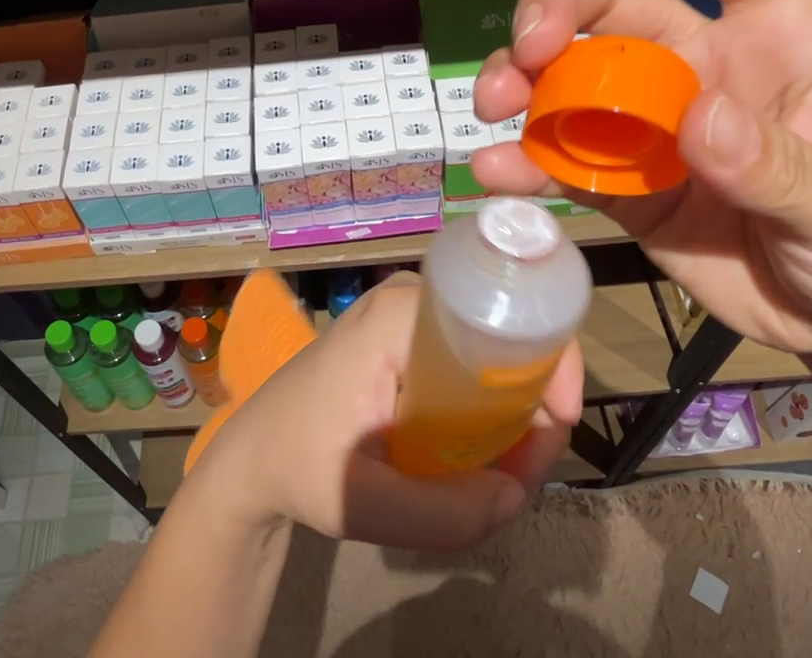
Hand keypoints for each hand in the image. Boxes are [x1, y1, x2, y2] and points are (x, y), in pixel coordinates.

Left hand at [188, 274, 583, 550]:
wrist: (255, 453)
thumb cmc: (301, 467)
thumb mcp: (364, 503)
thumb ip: (443, 514)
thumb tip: (516, 495)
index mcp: (400, 317)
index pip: (502, 316)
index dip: (550, 365)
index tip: (557, 425)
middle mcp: (411, 298)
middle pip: (505, 337)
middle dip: (533, 406)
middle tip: (522, 476)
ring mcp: (409, 311)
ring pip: (493, 352)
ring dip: (514, 413)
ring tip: (498, 478)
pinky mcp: (408, 332)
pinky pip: (472, 359)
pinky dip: (489, 407)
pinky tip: (477, 456)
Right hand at [473, 0, 811, 355]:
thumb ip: (780, 166)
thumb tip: (696, 121)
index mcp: (776, 39)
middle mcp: (700, 67)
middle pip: (613, 5)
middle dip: (558, 9)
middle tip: (530, 48)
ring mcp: (652, 127)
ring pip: (569, 77)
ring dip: (523, 83)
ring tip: (495, 108)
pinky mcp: (621, 185)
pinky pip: (562, 159)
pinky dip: (524, 161)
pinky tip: (495, 171)